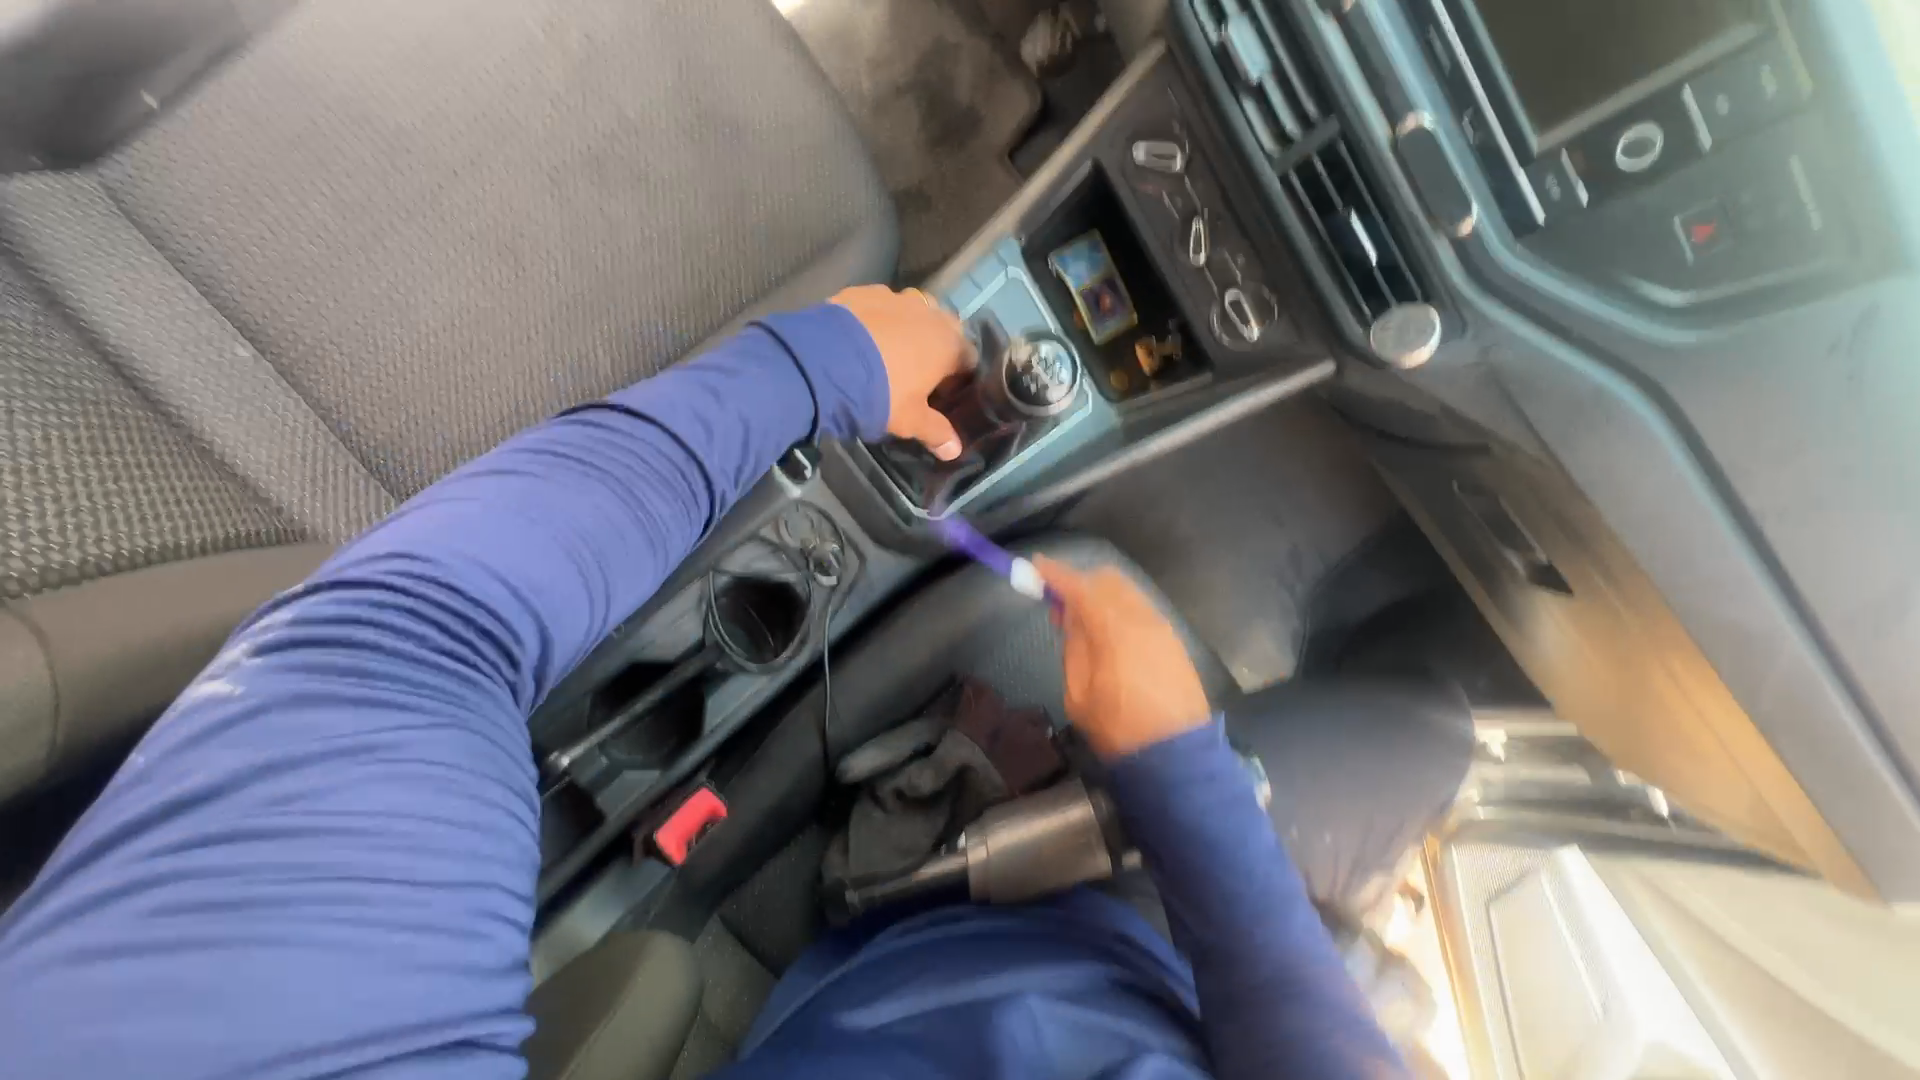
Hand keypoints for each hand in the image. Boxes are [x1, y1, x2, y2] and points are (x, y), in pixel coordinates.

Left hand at [832, 285, 975, 459]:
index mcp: (948, 344)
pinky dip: (878, 318)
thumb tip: (955, 451)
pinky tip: (862, 337)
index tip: (942, 395)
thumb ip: (936, 432)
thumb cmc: (881, 394)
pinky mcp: (864, 291)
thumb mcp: (909, 420)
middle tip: (918, 371)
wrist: (824, 362)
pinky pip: (881, 305)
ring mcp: (896, 297)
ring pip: (914, 310)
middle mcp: (929, 313)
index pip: (968, 358)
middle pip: (945, 328)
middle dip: (937, 347)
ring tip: (889, 351)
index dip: (958, 378)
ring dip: (909, 328)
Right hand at [1034, 557, 1211, 759]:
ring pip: (1127, 590)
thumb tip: (1070, 614)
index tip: (1034, 566)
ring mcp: (1162, 627)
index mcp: (1114, 631)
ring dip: (1101, 594)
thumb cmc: (1118, 729)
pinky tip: (1110, 633)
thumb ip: (1074, 646)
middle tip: (1059, 605)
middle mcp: (1142, 618)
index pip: (1079, 586)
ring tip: (1084, 622)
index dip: (1054, 573)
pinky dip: (1120, 607)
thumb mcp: (1079, 693)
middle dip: (1080, 581)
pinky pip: (1141, 608)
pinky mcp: (1174, 639)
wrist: (1177, 756)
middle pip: (1107, 578)